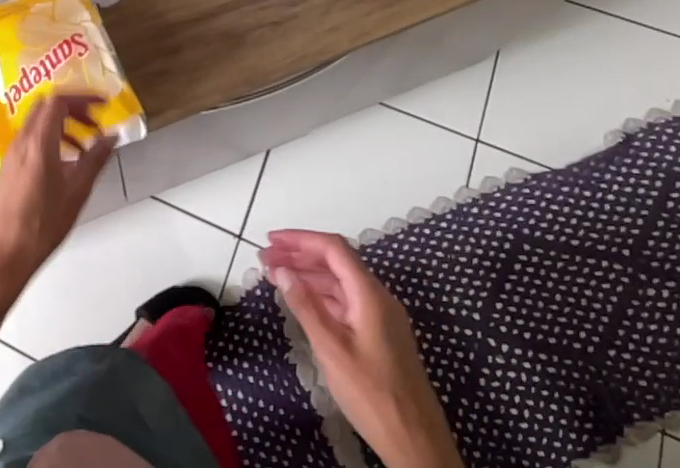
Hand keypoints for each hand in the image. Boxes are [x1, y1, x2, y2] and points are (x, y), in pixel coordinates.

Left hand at [0, 94, 116, 297]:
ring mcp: (11, 154)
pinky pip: (30, 140)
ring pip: (37, 123)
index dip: (82, 97)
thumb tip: (111, 136)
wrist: (3, 254)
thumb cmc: (42, 225)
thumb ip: (95, 159)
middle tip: (94, 123)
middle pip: (45, 107)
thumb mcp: (77, 192)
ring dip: (62, 125)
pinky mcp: (7, 168)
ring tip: (84, 147)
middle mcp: (21, 142)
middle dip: (72, 108)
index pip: (58, 101)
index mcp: (38, 142)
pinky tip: (65, 164)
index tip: (103, 104)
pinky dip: (50, 139)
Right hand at [260, 230, 463, 467]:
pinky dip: (321, 295)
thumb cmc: (370, 393)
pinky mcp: (379, 334)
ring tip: (275, 275)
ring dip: (308, 275)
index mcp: (370, 294)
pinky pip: (346, 301)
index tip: (270, 240)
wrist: (415, 439)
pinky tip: (301, 301)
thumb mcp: (331, 348)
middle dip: (300, 255)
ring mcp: (380, 316)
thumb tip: (281, 270)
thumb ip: (305, 305)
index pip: (333, 249)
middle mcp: (378, 297)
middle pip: (337, 262)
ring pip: (340, 282)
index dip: (300, 239)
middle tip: (264, 258)